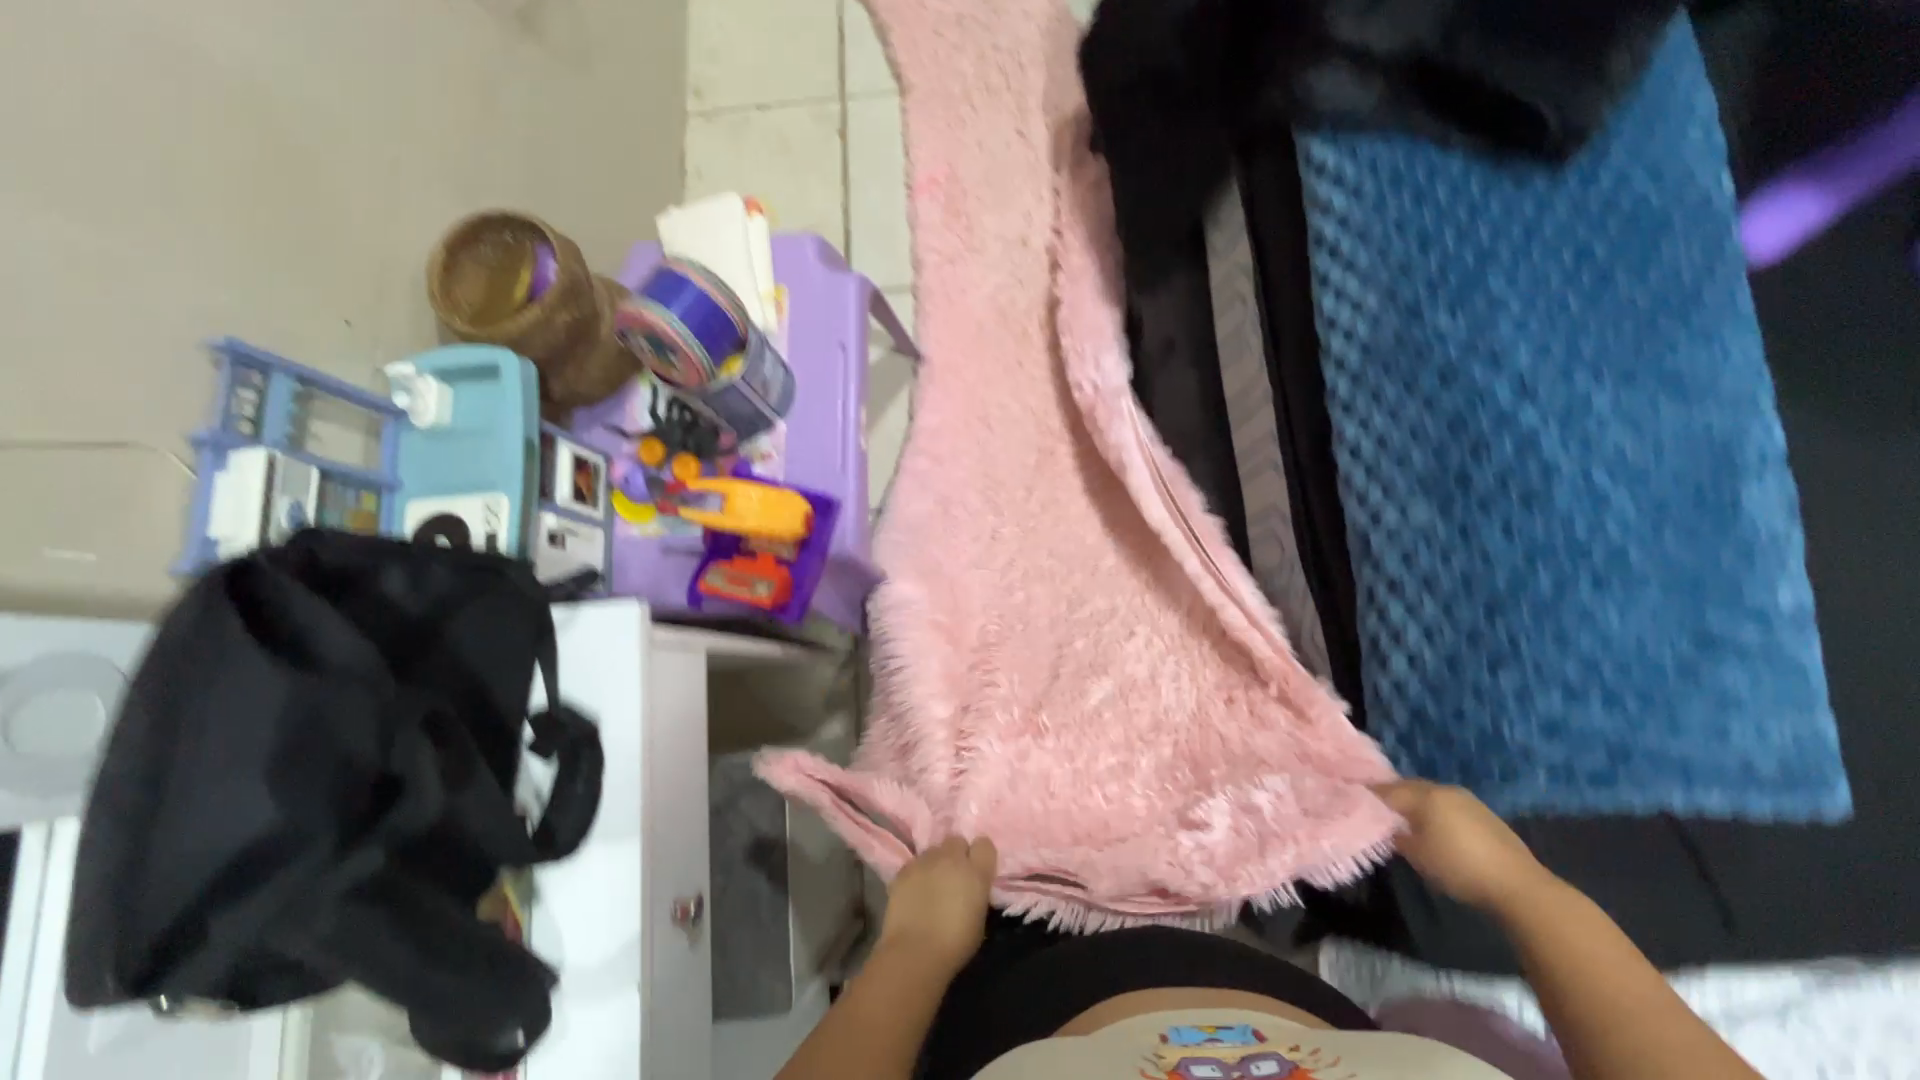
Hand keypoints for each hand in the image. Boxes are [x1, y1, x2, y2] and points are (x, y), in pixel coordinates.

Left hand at [877, 836, 997, 977]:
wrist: (915, 951)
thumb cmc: (955, 944)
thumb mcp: (979, 918)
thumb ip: (977, 894)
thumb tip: (970, 888)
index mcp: (976, 872)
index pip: (984, 844)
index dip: (980, 855)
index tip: (977, 869)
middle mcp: (951, 859)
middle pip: (957, 841)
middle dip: (956, 854)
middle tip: (953, 876)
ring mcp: (925, 861)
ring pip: (934, 850)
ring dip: (936, 863)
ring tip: (931, 884)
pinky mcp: (903, 870)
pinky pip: (915, 863)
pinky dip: (917, 873)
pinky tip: (914, 892)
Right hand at [1372, 780, 1557, 913]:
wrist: (1517, 885)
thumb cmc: (1458, 867)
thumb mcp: (1417, 855)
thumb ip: (1397, 835)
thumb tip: (1388, 827)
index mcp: (1425, 795)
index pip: (1387, 789)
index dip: (1368, 796)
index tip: (1353, 802)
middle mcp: (1445, 790)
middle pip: (1409, 787)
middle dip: (1392, 797)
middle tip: (1376, 812)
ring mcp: (1467, 800)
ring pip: (1430, 795)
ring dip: (1415, 804)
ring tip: (1403, 822)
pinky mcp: (1483, 813)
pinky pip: (1447, 805)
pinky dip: (1434, 812)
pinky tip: (1434, 829)